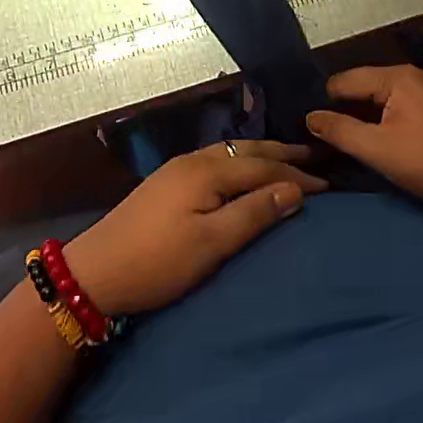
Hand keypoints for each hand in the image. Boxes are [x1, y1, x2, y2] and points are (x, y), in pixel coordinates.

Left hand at [62, 141, 326, 315]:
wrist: (94, 271)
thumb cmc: (158, 262)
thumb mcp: (211, 243)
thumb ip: (254, 213)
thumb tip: (295, 191)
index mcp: (208, 171)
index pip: (264, 167)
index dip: (297, 176)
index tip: (328, 185)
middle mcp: (194, 160)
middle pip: (248, 151)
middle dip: (283, 155)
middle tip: (314, 157)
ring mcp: (177, 169)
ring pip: (231, 153)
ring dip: (261, 156)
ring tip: (287, 160)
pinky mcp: (167, 181)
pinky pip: (217, 160)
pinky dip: (241, 162)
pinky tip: (244, 172)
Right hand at [305, 65, 422, 213]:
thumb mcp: (378, 149)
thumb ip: (339, 131)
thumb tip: (309, 118)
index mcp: (396, 77)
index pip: (341, 81)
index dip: (323, 105)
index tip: (307, 133)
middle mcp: (408, 76)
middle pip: (357, 89)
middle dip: (339, 112)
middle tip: (318, 143)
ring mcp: (421, 93)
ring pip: (373, 102)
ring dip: (357, 122)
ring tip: (337, 147)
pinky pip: (389, 111)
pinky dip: (376, 126)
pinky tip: (367, 146)